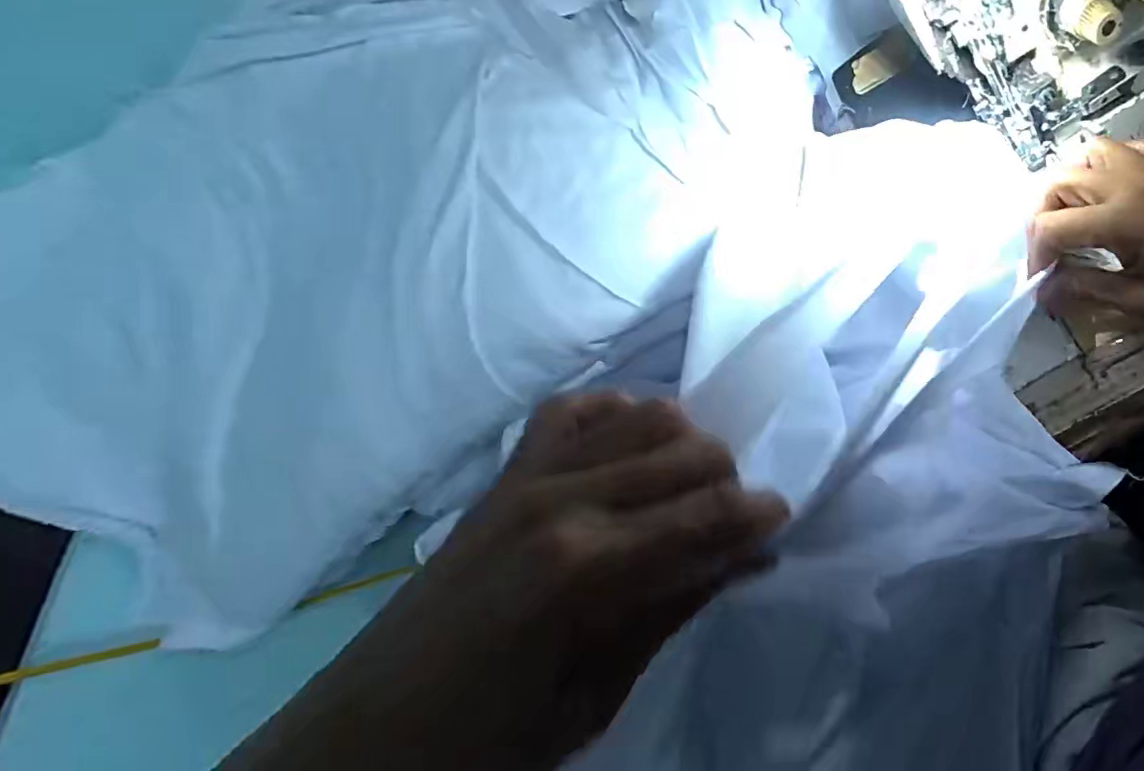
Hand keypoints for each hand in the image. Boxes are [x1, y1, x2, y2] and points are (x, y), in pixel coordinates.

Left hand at [223, 394, 788, 770]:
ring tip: (684, 491)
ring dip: (685, 445)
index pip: (707, 513)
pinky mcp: (507, 468)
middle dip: (729, 480)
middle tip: (729, 526)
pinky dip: (620, 416)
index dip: (759, 511)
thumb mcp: (598, 696)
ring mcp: (530, 473)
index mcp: (586, 567)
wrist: (360, 743)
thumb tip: (753, 556)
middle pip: (688, 449)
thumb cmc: (487, 744)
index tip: (783, 520)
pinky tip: (629, 453)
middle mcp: (563, 497)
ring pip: (648, 413)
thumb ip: (677, 606)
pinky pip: (581, 407)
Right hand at [1028, 138, 1143, 343]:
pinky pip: (1127, 150)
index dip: (1037, 256)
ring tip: (1073, 217)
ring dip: (1070, 183)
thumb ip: (1088, 289)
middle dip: (1042, 217)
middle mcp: (1131, 182)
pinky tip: (1111, 193)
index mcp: (1124, 218)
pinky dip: (1108, 165)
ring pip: (1089, 153)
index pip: (1054, 226)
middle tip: (1050, 253)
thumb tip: (1044, 293)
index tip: (1039, 284)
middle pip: (1059, 181)